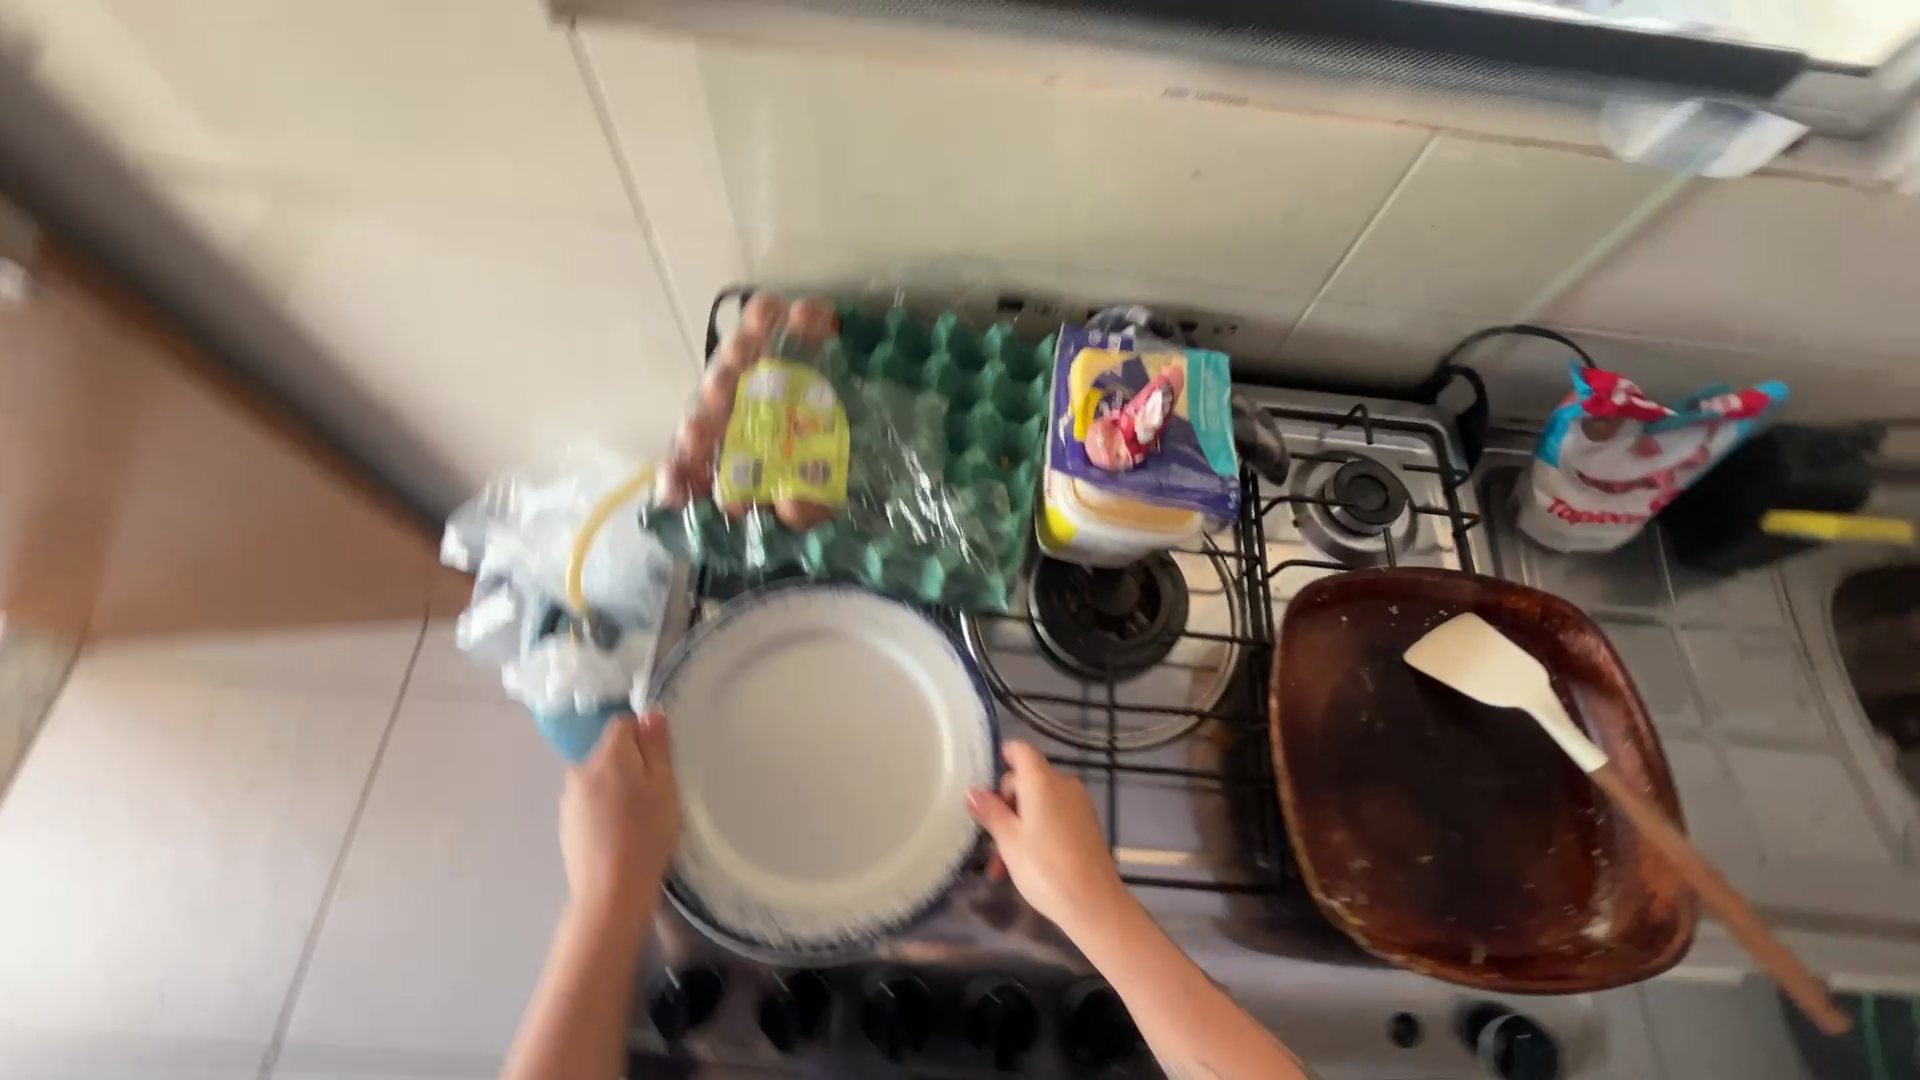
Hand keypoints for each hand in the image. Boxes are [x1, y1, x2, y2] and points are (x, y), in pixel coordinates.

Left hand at [561, 709, 679, 920]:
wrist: (611, 893)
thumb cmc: (647, 834)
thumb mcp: (665, 786)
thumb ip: (657, 747)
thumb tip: (651, 712)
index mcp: (607, 757)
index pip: (623, 724)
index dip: (645, 736)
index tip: (661, 763)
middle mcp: (581, 771)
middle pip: (611, 752)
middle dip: (632, 764)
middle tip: (656, 793)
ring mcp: (570, 800)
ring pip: (601, 778)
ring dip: (618, 787)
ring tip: (639, 817)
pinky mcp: (566, 824)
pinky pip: (591, 802)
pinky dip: (606, 809)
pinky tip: (621, 833)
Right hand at [967, 741, 1132, 939]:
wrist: (1095, 904)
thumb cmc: (1045, 867)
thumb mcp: (1008, 840)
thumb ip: (990, 812)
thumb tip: (973, 791)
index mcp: (1042, 781)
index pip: (1021, 750)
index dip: (1003, 757)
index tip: (985, 780)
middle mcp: (1064, 785)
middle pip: (1028, 780)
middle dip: (1005, 806)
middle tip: (990, 840)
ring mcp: (1079, 805)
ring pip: (1040, 803)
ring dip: (1019, 825)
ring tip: (1003, 865)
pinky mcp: (1087, 826)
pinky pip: (1055, 817)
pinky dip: (1038, 831)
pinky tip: (1027, 864)